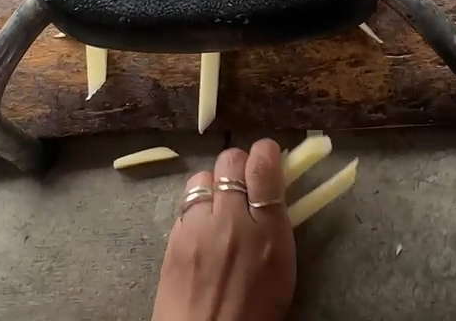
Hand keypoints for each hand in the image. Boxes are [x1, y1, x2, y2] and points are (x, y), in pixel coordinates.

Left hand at [152, 140, 294, 320]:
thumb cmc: (254, 311)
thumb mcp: (282, 264)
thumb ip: (277, 220)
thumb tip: (274, 186)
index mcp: (267, 229)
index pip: (263, 164)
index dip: (266, 152)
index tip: (269, 157)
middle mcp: (231, 220)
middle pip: (231, 160)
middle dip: (239, 164)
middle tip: (245, 182)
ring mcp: (197, 228)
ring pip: (203, 176)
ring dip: (214, 183)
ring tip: (219, 204)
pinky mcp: (173, 240)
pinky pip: (185, 204)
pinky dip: (196, 207)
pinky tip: (202, 226)